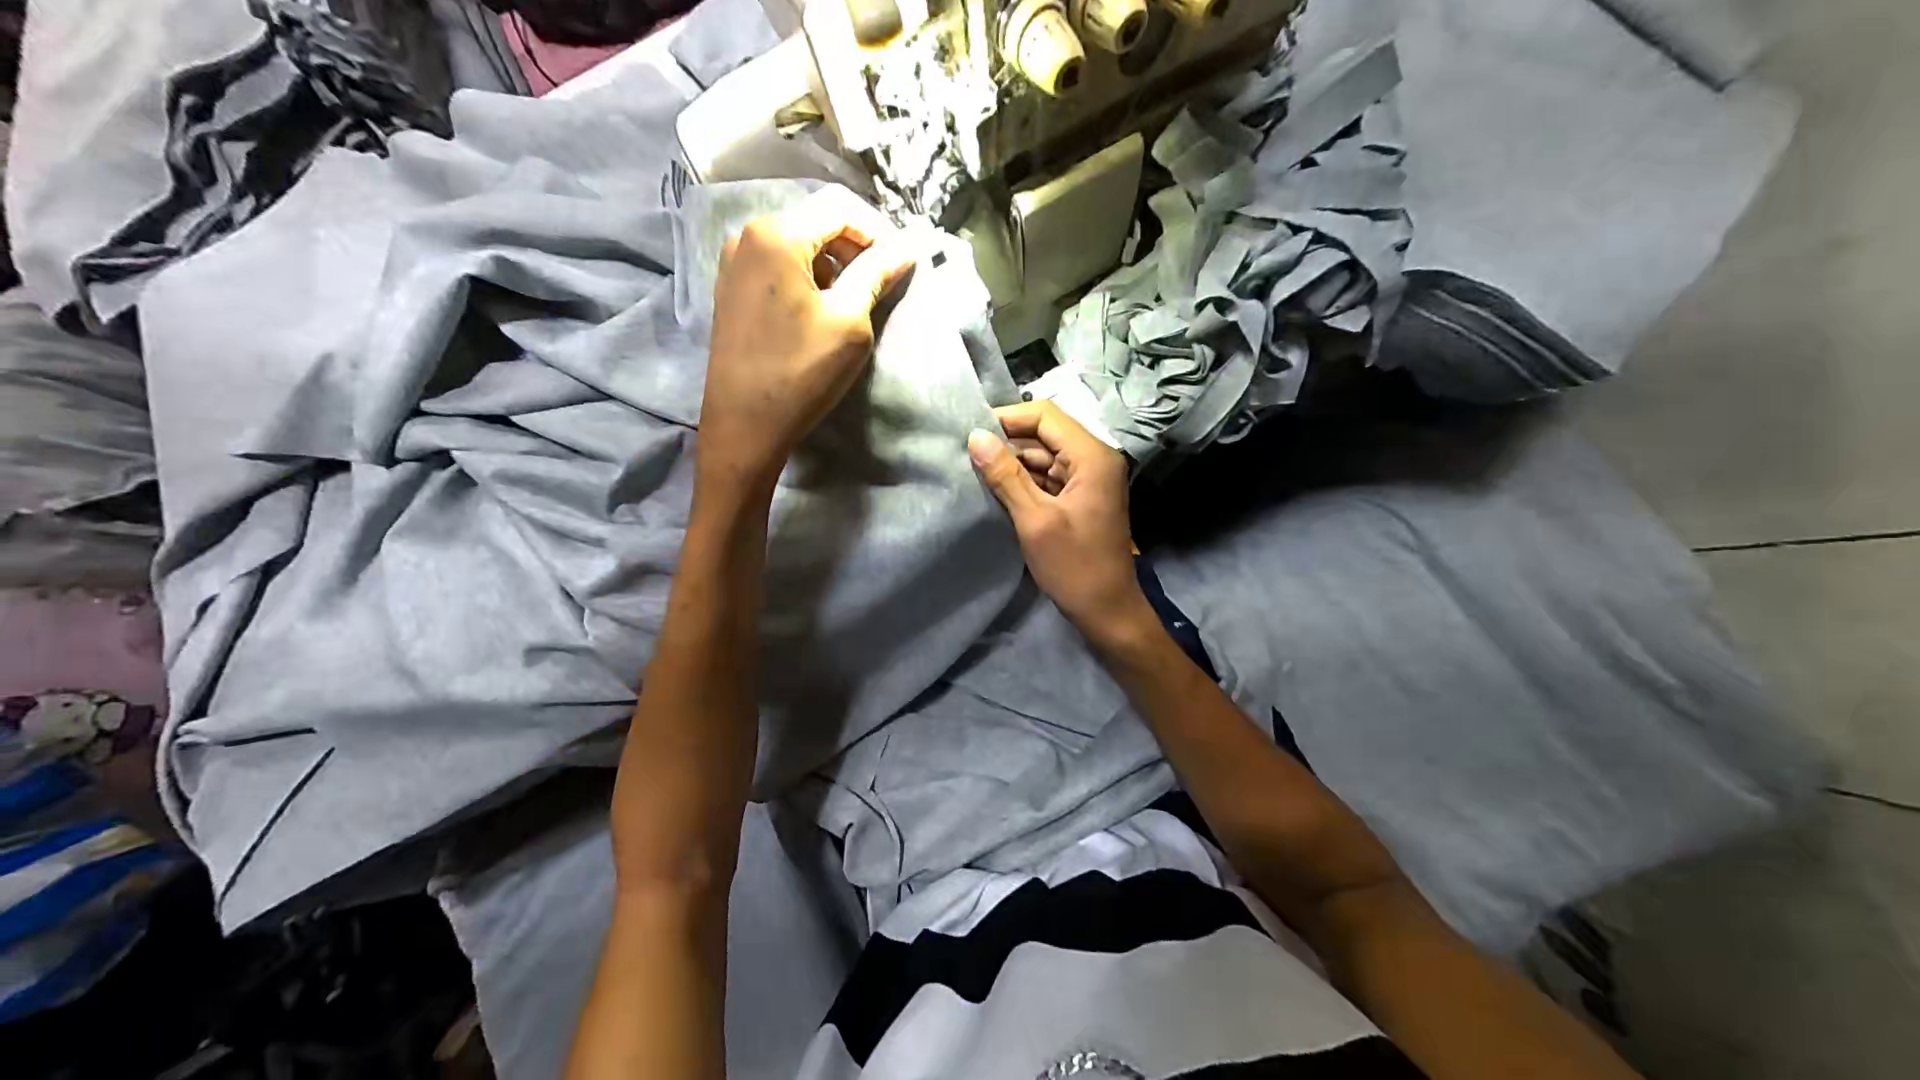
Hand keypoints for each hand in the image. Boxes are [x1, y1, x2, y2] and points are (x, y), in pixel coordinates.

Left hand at [699, 186, 916, 497]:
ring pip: (798, 245)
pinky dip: (806, 278)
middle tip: (879, 285)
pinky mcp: (731, 289)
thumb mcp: (850, 322)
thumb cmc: (801, 372)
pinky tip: (818, 312)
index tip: (899, 265)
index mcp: (777, 234)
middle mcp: (749, 235)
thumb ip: (877, 275)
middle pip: (816, 222)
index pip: (841, 210)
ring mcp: (734, 262)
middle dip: (854, 248)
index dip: (878, 232)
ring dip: (831, 265)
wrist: (744, 424)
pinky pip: (777, 266)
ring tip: (850, 304)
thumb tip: (906, 248)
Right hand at [968, 401, 1154, 641]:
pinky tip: (996, 489)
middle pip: (1045, 433)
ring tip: (975, 470)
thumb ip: (1005, 475)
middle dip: (1007, 441)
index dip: (1007, 418)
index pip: (1045, 415)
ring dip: (1013, 462)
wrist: (1108, 611)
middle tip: (967, 452)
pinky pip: (1049, 476)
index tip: (971, 431)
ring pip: (1044, 455)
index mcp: (1092, 457)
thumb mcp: (1034, 520)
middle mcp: (1095, 459)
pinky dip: (1025, 480)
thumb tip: (975, 437)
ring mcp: (1089, 479)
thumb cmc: (1074, 566)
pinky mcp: (1081, 498)